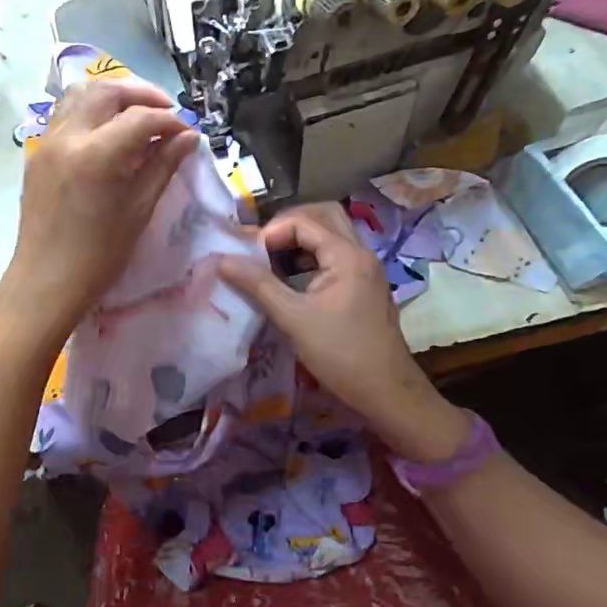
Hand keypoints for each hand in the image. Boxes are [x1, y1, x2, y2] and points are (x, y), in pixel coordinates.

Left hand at [0, 79, 198, 338]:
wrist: (46, 282)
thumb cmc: (99, 257)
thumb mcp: (138, 211)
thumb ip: (163, 167)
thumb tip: (188, 137)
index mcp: (96, 155)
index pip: (141, 118)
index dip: (170, 121)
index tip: (188, 133)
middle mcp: (67, 137)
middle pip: (108, 91)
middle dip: (141, 95)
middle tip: (166, 114)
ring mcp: (47, 143)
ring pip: (80, 95)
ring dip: (112, 96)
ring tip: (137, 116)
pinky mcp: (37, 154)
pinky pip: (65, 115)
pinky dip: (90, 111)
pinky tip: (108, 133)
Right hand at [218, 203, 471, 461]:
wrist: (385, 389)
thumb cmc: (339, 353)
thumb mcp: (292, 318)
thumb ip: (257, 285)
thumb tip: (221, 260)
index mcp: (347, 256)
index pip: (305, 221)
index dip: (272, 231)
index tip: (248, 253)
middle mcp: (361, 254)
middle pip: (325, 216)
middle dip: (290, 225)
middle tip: (261, 246)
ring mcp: (366, 269)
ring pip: (332, 236)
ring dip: (301, 241)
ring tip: (270, 260)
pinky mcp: (364, 285)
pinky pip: (336, 256)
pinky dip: (312, 258)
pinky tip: (291, 278)